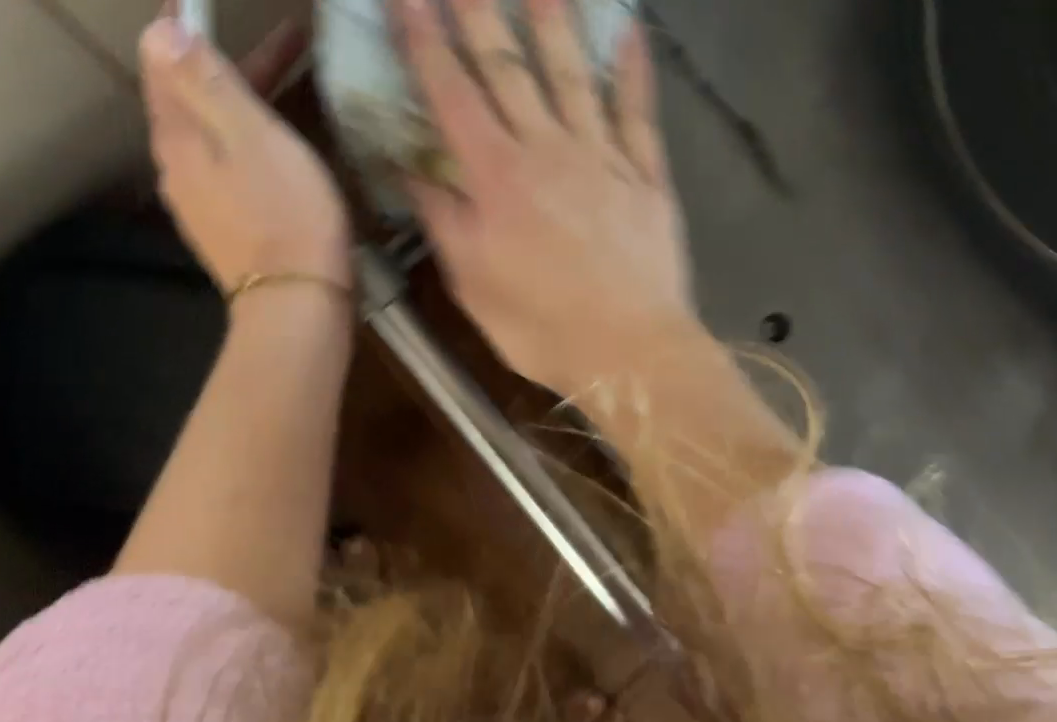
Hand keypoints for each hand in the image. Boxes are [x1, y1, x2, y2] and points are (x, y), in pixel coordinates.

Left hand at [140, 17, 351, 292]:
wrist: (298, 305)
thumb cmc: (286, 215)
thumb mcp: (252, 135)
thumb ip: (206, 82)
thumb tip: (158, 33)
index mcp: (178, 137)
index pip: (163, 61)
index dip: (182, 25)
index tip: (200, 4)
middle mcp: (175, 168)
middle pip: (187, 100)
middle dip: (222, 65)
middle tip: (280, 43)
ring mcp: (197, 205)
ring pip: (207, 137)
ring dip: (235, 105)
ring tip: (274, 88)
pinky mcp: (223, 232)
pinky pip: (223, 170)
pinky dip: (242, 144)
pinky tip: (266, 149)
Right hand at [396, 0, 705, 394]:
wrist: (630, 352)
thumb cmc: (541, 328)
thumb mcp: (472, 283)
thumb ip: (442, 219)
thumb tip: (410, 168)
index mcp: (496, 176)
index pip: (451, 92)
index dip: (423, 39)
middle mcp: (546, 148)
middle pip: (507, 66)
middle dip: (478, 11)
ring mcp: (602, 156)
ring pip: (572, 73)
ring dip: (552, 20)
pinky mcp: (646, 176)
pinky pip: (638, 111)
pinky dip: (633, 70)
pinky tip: (629, 31)